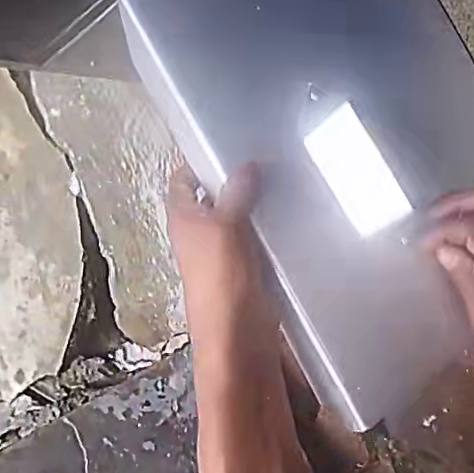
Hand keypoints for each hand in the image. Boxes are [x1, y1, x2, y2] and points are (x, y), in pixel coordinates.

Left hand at [167, 162, 266, 343]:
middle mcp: (202, 232)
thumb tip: (248, 164)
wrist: (238, 327)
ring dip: (257, 204)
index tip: (224, 145)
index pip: (183, 181)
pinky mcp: (251, 265)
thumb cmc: (220, 277)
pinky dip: (271, 226)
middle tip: (265, 160)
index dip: (197, 163)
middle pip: (216, 197)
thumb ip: (237, 194)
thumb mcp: (225, 226)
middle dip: (236, 181)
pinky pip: (260, 238)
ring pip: (241, 217)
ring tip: (283, 181)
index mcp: (184, 218)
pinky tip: (291, 216)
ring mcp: (227, 250)